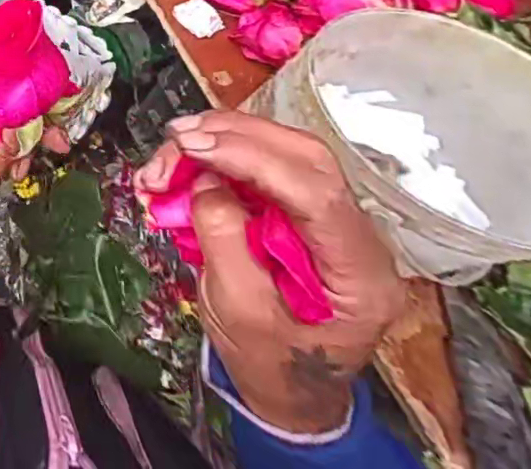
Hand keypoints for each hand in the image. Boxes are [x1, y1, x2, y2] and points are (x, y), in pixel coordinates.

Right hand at [136, 111, 406, 434]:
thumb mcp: (240, 315)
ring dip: (221, 139)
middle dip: (233, 136)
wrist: (289, 393)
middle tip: (176, 140)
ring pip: (282, 147)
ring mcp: (331, 212)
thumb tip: (205, 180)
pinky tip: (187, 159)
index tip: (195, 147)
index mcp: (359, 271)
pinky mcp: (301, 203)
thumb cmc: (272, 367)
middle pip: (302, 155)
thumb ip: (224, 242)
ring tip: (171, 152)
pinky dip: (221, 152)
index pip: (315, 192)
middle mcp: (356, 230)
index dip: (252, 159)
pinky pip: (265, 161)